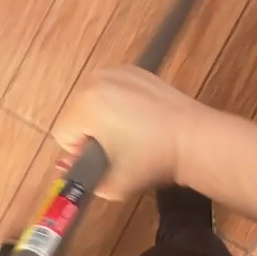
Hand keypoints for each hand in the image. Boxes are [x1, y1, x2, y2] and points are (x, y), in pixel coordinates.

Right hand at [52, 67, 206, 199]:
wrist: (193, 137)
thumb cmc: (151, 160)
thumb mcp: (113, 186)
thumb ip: (83, 181)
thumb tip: (70, 167)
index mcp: (84, 105)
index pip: (63, 134)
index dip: (80, 152)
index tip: (104, 159)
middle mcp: (94, 81)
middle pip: (76, 113)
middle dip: (90, 131)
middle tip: (117, 148)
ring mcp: (115, 71)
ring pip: (93, 100)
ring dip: (102, 116)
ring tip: (130, 132)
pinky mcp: (134, 70)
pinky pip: (112, 89)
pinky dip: (118, 102)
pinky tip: (139, 117)